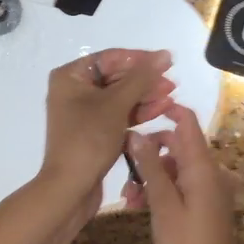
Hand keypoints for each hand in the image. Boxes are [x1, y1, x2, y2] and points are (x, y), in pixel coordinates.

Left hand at [40, 49, 175, 199]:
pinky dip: (137, 113)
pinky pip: (117, 115)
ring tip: (172, 96)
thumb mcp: (116, 105)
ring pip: (119, 97)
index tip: (167, 61)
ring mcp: (82, 112)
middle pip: (115, 77)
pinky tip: (161, 110)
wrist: (70, 189)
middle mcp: (73, 90)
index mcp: (70, 76)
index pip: (110, 58)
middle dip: (144, 81)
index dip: (140, 59)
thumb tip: (164, 54)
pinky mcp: (93, 131)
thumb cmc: (88, 139)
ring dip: (145, 96)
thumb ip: (141, 78)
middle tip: (172, 83)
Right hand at [124, 103, 243, 243]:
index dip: (166, 110)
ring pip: (173, 167)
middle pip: (176, 145)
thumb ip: (150, 167)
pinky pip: (177, 185)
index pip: (188, 122)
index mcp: (203, 168)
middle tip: (123, 166)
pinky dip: (158, 190)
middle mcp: (208, 173)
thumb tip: (136, 133)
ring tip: (128, 197)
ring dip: (149, 175)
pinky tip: (137, 206)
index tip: (138, 112)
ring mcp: (205, 190)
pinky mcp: (200, 206)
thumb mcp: (163, 205)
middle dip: (148, 152)